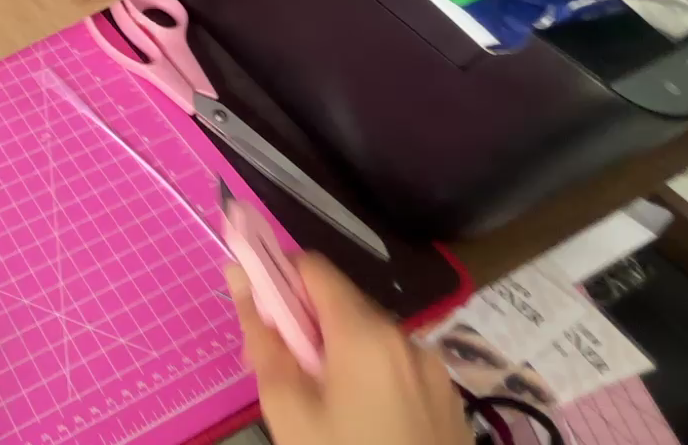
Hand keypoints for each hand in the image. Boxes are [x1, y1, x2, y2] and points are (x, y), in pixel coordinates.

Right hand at [228, 254, 470, 444]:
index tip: (259, 311)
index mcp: (365, 333)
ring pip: (366, 335)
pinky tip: (355, 420)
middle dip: (301, 319)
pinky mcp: (449, 405)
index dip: (277, 276)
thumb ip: (260, 331)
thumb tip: (238, 274)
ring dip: (332, 348)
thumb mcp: (285, 402)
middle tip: (277, 365)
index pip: (312, 267)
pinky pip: (394, 366)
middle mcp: (407, 340)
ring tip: (316, 401)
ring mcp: (435, 375)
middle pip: (338, 301)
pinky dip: (365, 373)